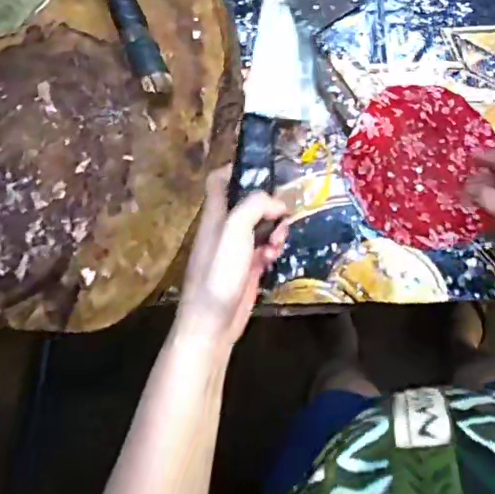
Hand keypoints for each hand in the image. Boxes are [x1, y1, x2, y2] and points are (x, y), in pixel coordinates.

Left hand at [174, 167, 289, 353]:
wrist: (211, 323)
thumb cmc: (218, 272)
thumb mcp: (235, 229)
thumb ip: (255, 206)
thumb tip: (277, 204)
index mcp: (215, 214)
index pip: (218, 181)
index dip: (236, 169)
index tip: (262, 169)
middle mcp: (224, 228)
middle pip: (247, 203)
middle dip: (268, 205)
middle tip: (283, 214)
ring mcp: (236, 249)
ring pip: (260, 227)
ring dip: (274, 229)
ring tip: (279, 241)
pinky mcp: (247, 269)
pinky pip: (265, 250)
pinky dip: (273, 249)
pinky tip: (275, 258)